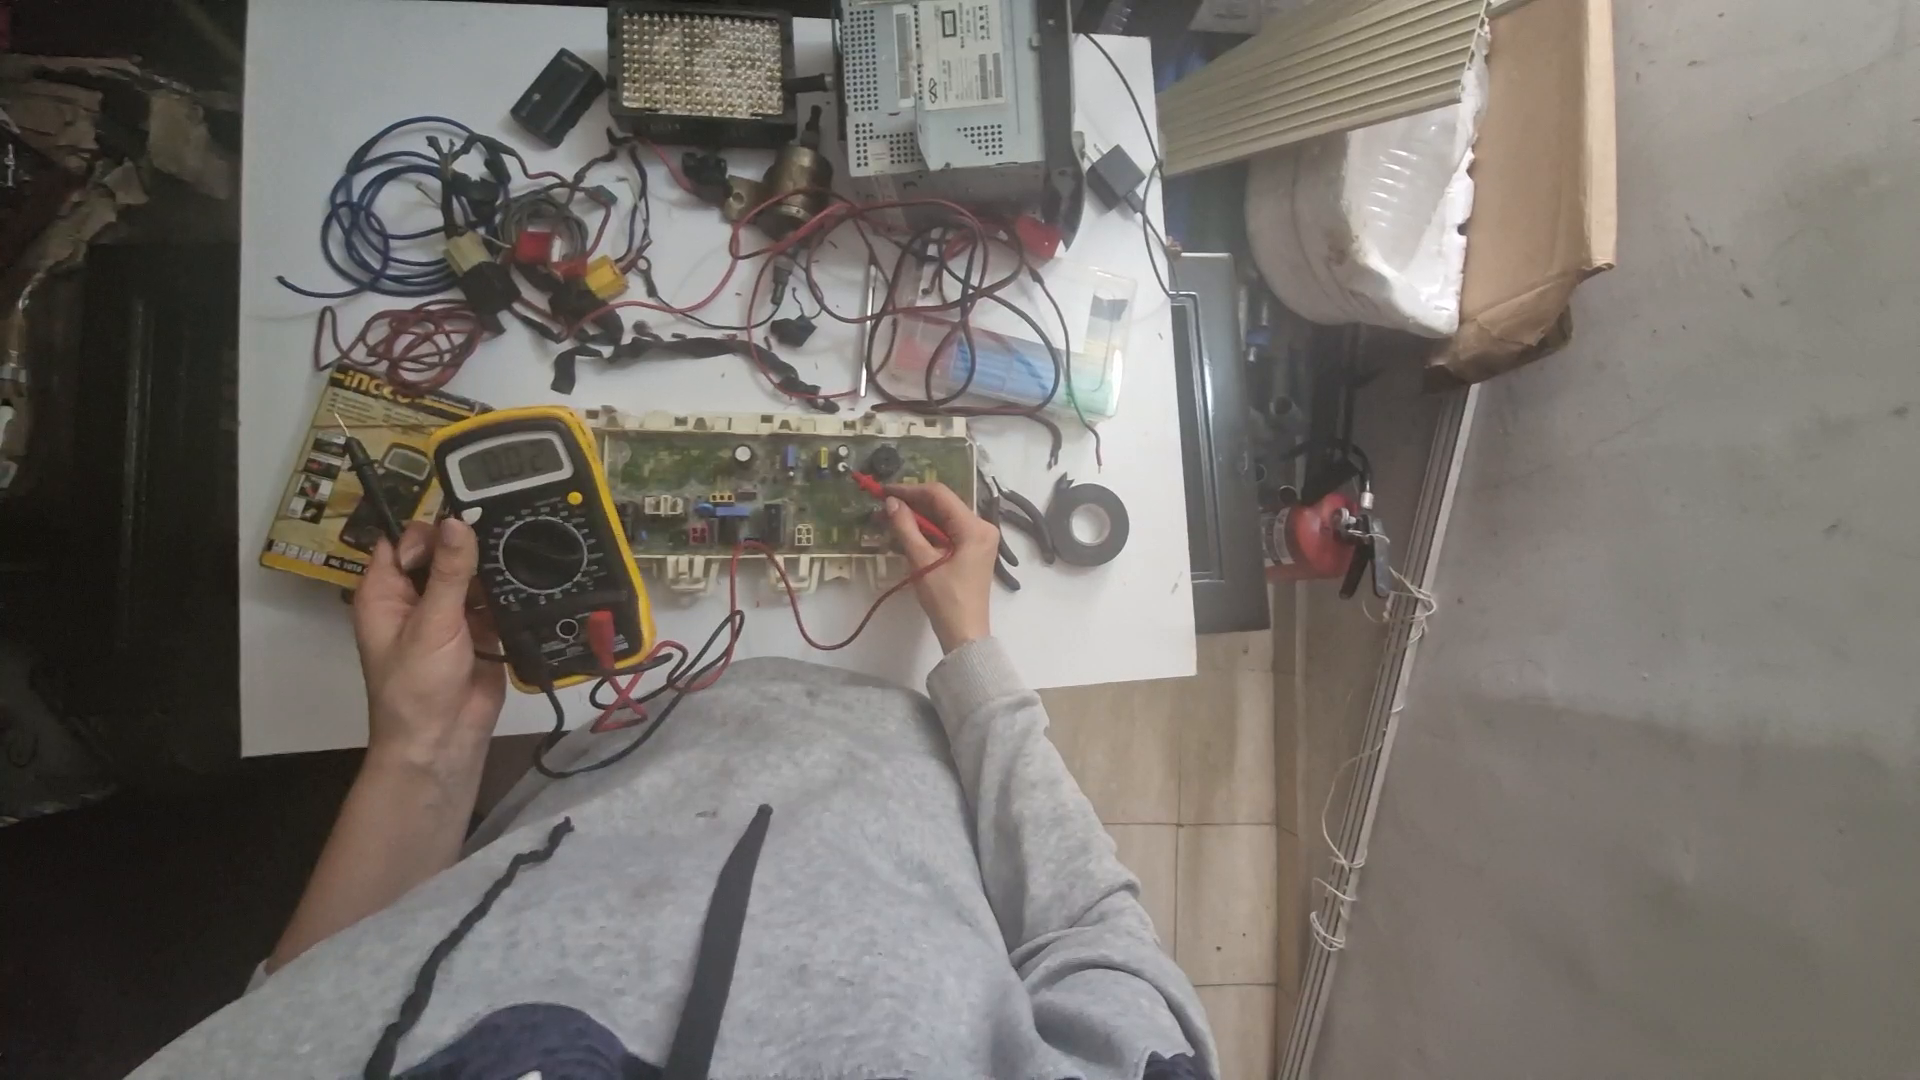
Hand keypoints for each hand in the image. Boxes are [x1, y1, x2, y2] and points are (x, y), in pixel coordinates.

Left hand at [352, 517, 505, 782]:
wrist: (445, 737)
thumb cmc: (418, 683)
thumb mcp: (432, 623)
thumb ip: (449, 572)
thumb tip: (456, 521)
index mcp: (386, 593)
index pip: (402, 543)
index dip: (429, 527)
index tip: (466, 512)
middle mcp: (417, 599)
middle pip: (443, 556)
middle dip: (470, 542)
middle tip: (506, 521)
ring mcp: (453, 615)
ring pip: (475, 576)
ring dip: (495, 565)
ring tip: (526, 542)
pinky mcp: (485, 630)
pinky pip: (498, 600)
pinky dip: (512, 590)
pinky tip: (533, 573)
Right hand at [884, 482, 998, 653]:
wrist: (965, 633)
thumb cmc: (946, 600)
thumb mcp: (922, 562)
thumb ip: (906, 528)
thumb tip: (891, 502)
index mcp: (975, 527)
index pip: (940, 495)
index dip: (910, 490)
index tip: (884, 491)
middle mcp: (982, 527)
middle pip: (943, 504)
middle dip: (912, 504)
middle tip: (882, 506)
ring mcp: (980, 539)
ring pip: (944, 517)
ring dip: (918, 517)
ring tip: (889, 518)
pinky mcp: (973, 550)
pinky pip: (949, 531)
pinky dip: (928, 530)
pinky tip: (907, 531)